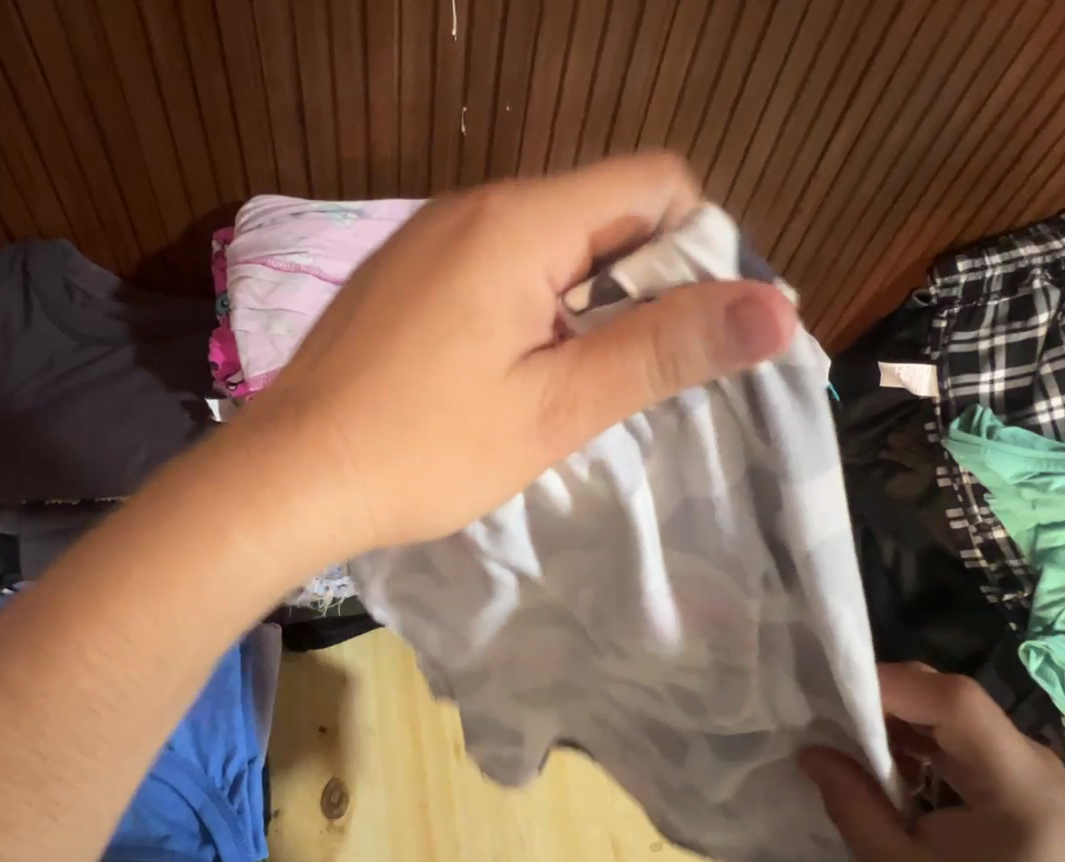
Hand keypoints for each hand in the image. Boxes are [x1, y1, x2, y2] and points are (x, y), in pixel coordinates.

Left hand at [222, 152, 797, 561]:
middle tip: (628, 375)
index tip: (693, 330)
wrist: (286, 477)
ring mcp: (425, 239)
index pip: (654, 182)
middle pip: (599, 211)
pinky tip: (501, 375)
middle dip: (638, 283)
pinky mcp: (399, 277)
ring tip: (565, 385)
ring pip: (543, 244)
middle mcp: (470, 206)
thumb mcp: (553, 407)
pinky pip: (489, 268)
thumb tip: (777, 309)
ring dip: (578, 304)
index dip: (698, 248)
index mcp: (518, 221)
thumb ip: (661, 349)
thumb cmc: (420, 450)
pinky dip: (523, 309)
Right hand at [797, 663, 1064, 861]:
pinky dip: (917, 739)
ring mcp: (1029, 769)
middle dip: (886, 696)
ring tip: (846, 735)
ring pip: (954, 714)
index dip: (891, 685)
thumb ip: (853, 805)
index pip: (955, 700)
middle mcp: (1031, 761)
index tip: (830, 695)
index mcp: (1017, 782)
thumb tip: (809, 750)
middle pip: (954, 697)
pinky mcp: (1019, 782)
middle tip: (828, 714)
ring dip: (898, 717)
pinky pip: (961, 739)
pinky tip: (885, 763)